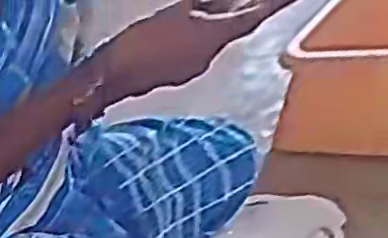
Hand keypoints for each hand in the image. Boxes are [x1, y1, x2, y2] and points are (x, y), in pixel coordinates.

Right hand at [100, 0, 290, 100]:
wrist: (109, 80)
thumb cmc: (141, 43)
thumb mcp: (178, 9)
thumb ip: (205, 1)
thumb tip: (220, 2)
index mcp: (214, 38)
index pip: (256, 14)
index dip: (278, 2)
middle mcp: (210, 56)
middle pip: (236, 24)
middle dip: (245, 6)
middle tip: (248, 1)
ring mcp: (193, 68)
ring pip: (215, 35)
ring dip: (220, 17)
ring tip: (210, 5)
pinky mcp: (176, 74)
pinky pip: (197, 46)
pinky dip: (201, 30)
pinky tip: (192, 21)